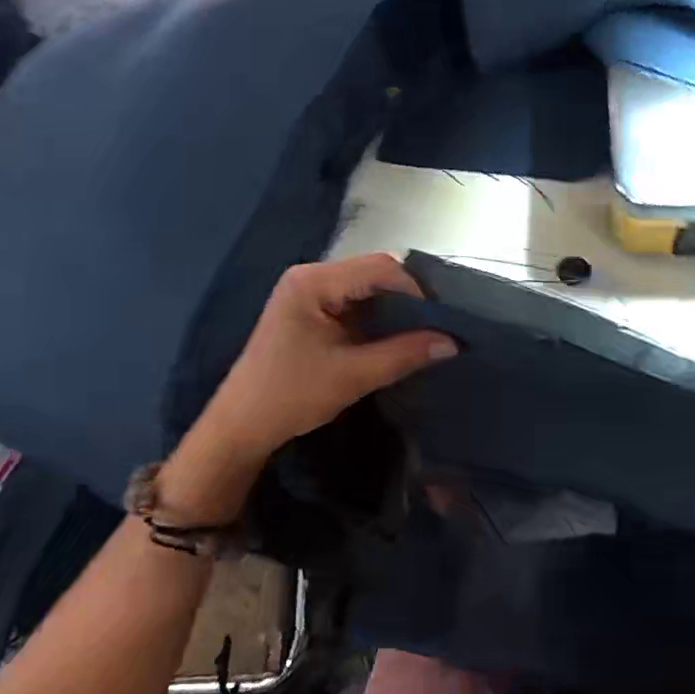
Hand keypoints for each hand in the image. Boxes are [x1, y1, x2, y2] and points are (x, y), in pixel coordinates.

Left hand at [192, 253, 457, 462]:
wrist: (241, 425)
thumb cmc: (291, 396)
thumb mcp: (353, 375)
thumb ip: (404, 354)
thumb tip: (452, 342)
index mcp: (313, 281)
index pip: (380, 268)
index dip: (415, 290)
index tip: (441, 321)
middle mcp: (310, 275)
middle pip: (374, 272)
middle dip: (408, 298)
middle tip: (438, 325)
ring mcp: (308, 291)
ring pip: (367, 288)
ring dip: (395, 308)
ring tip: (425, 331)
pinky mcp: (310, 309)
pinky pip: (354, 302)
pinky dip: (378, 317)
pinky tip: (398, 336)